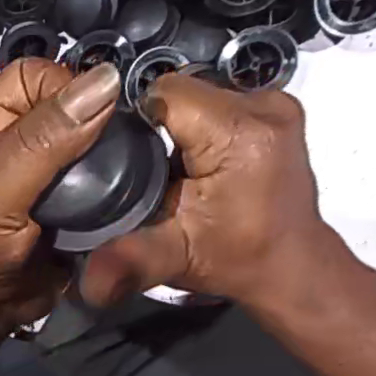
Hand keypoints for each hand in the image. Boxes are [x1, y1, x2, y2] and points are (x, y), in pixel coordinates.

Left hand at [0, 59, 120, 331]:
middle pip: (67, 101)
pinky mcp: (75, 200)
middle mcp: (19, 142)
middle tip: (112, 146)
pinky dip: (117, 178)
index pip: (31, 75)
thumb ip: (43, 141)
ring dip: (111, 149)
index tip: (86, 120)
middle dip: (94, 115)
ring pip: (91, 137)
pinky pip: (104, 174)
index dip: (61, 86)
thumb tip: (103, 81)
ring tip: (123, 167)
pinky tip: (125, 188)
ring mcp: (49, 172)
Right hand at [80, 74, 338, 306]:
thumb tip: (87, 286)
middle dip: (157, 124)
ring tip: (172, 165)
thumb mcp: (173, 259)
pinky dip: (199, 124)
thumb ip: (129, 260)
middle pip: (181, 89)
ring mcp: (274, 104)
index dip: (136, 121)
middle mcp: (264, 107)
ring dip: (177, 124)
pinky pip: (217, 100)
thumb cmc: (239, 260)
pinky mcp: (274, 109)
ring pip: (197, 92)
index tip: (130, 159)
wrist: (288, 265)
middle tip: (152, 171)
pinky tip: (194, 158)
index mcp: (240, 134)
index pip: (164, 93)